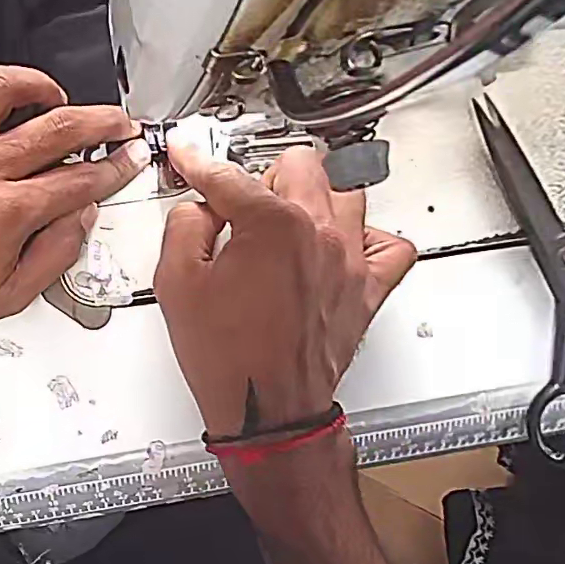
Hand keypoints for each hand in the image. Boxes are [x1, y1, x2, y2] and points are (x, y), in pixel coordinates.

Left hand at [0, 66, 149, 385]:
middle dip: (102, 121)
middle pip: (57, 127)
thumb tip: (80, 219)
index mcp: (5, 213)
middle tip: (116, 123)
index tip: (127, 160)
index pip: (79, 179)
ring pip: (0, 89)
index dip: (114, 167)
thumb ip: (54, 254)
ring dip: (39, 84)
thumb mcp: (6, 297)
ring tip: (57, 95)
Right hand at [154, 143, 415, 439]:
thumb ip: (183, 226)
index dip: (198, 162)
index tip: (190, 156)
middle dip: (262, 173)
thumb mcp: (176, 283)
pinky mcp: (366, 288)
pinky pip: (388, 244)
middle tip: (239, 200)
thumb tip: (197, 208)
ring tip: (284, 217)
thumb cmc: (228, 357)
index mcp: (270, 224)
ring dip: (311, 194)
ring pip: (345, 190)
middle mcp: (318, 233)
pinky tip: (337, 243)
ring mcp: (348, 259)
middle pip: (299, 164)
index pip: (228, 176)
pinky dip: (366, 234)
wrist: (265, 407)